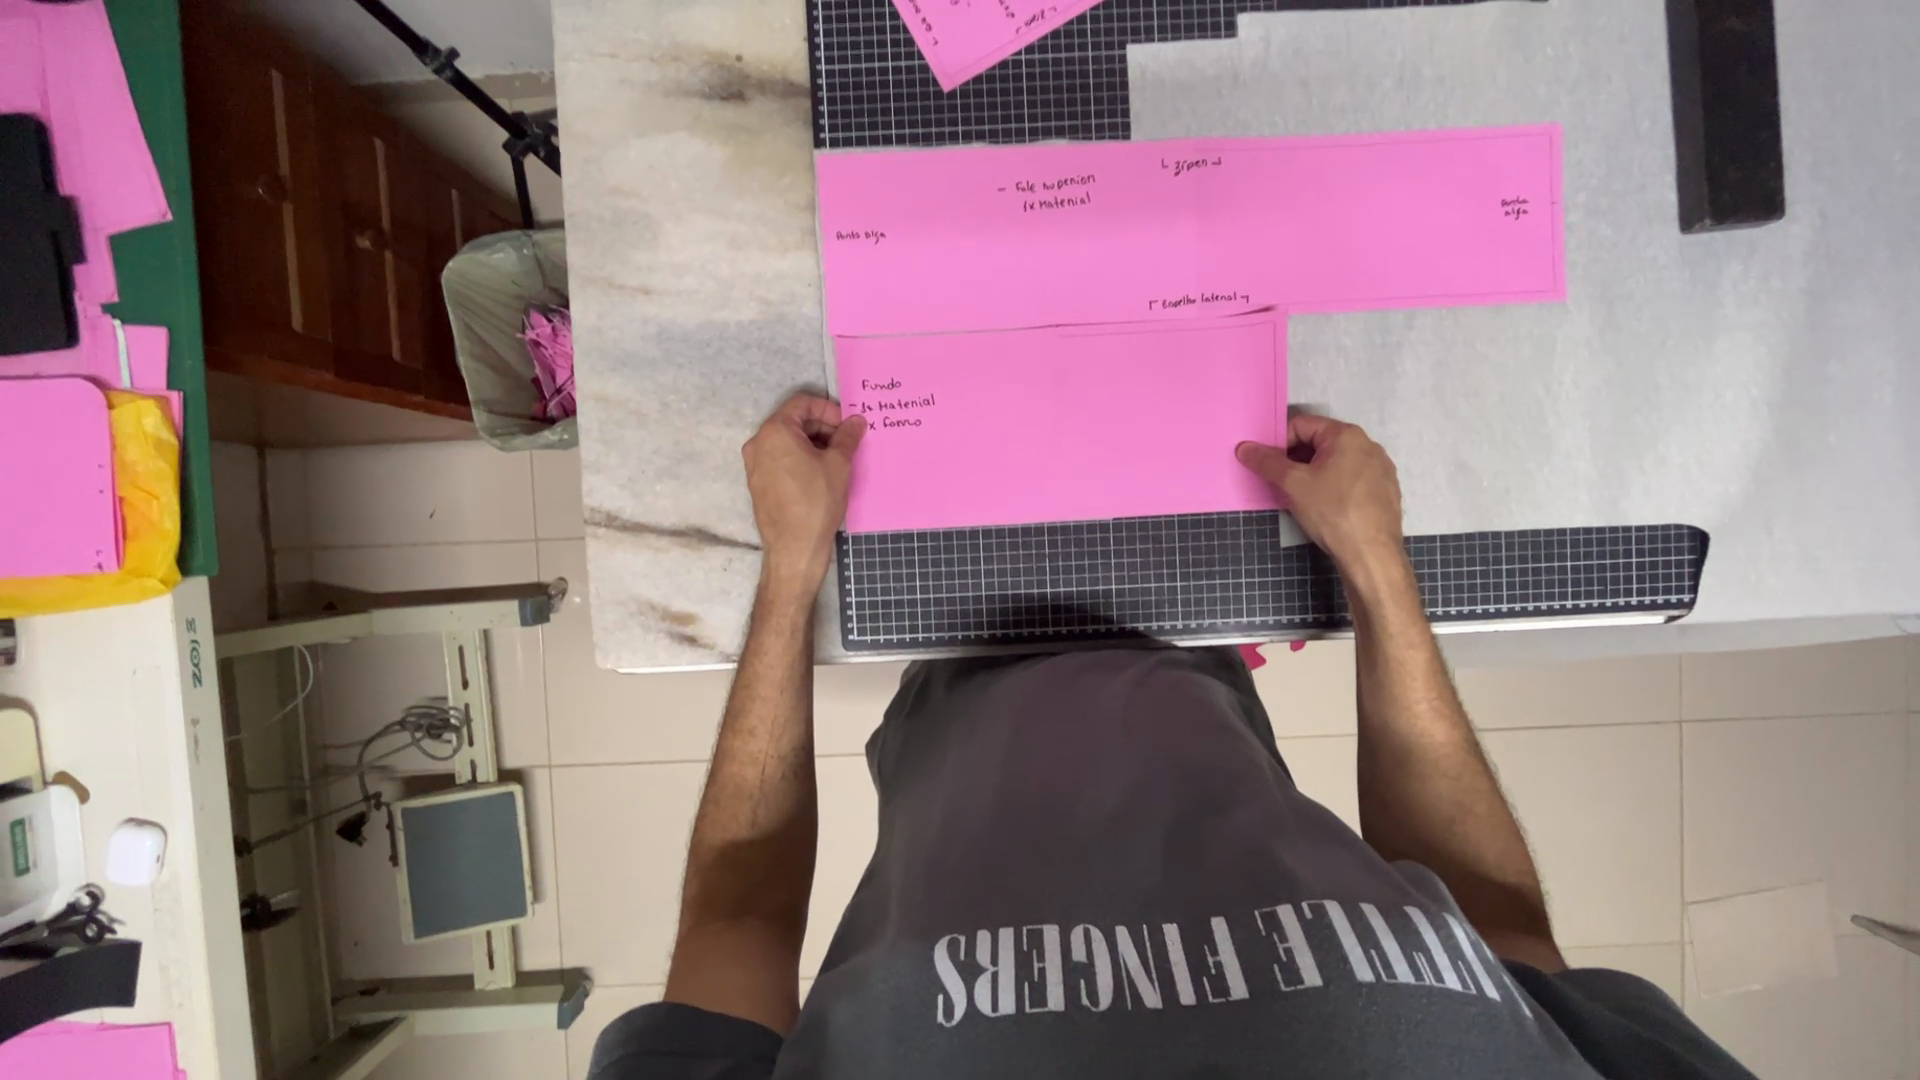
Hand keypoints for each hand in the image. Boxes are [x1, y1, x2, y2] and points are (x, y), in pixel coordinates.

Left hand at [742, 394, 865, 590]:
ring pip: (787, 441)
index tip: (847, 426)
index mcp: (775, 431)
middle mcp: (758, 443)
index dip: (829, 410)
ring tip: (837, 461)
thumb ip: (847, 437)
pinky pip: (781, 459)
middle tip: (846, 444)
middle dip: (823, 427)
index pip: (802, 403)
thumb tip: (856, 420)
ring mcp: (755, 464)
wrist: (794, 548)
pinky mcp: (758, 482)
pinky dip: (801, 459)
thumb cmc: (817, 502)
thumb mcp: (838, 465)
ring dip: (814, 444)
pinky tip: (821, 475)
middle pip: (794, 421)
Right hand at [1236, 414, 1405, 578]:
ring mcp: (1380, 468)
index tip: (1268, 466)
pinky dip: (1333, 487)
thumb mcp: (1292, 484)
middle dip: (1295, 460)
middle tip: (1280, 483)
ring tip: (1301, 498)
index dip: (1278, 443)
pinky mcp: (1385, 490)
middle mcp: (1367, 444)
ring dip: (1313, 474)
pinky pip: (1351, 479)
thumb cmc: (1331, 511)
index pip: (1300, 425)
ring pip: (1335, 463)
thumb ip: (1266, 462)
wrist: (1371, 553)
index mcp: (1346, 435)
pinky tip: (1327, 508)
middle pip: (1319, 443)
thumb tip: (1244, 447)